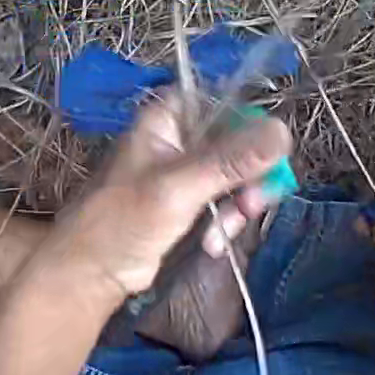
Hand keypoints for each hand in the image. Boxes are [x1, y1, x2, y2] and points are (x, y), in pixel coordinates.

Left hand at [32, 94, 290, 312]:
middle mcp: (181, 135)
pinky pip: (227, 198)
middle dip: (250, 176)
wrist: (91, 271)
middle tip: (253, 205)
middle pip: (239, 140)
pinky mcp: (192, 199)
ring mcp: (187, 168)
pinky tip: (213, 244)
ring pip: (238, 173)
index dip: (251, 126)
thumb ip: (230, 161)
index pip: (226, 102)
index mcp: (169, 116)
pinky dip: (227, 220)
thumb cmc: (123, 219)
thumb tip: (283, 131)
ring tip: (225, 233)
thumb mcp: (179, 187)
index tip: (269, 158)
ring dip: (240, 204)